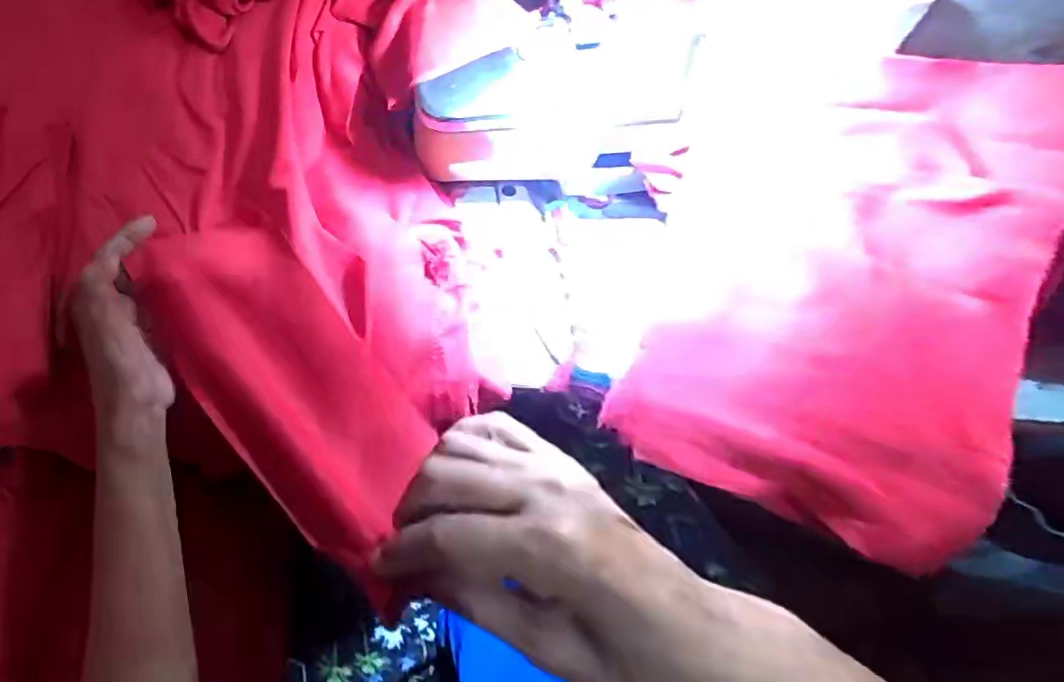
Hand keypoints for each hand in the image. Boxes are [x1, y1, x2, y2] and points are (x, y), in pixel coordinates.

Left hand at [67, 216, 173, 446]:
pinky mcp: (140, 332)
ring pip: (132, 280)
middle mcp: (101, 304)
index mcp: (89, 298)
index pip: (105, 256)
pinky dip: (155, 283)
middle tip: (157, 227)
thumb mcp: (103, 315)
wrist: (136, 404)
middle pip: (117, 265)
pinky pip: (146, 297)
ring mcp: (121, 319)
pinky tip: (170, 278)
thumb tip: (107, 254)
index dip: (125, 236)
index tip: (151, 221)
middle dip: (133, 245)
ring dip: (144, 262)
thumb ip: (100, 282)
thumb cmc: (118, 358)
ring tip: (165, 244)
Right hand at [372, 413, 686, 681]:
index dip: (404, 551)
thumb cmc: (634, 660)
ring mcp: (553, 465)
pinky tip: (453, 466)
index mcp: (551, 548)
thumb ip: (475, 606)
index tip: (378, 566)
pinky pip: (490, 424)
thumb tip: (410, 577)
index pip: (449, 536)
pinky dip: (460, 438)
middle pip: (442, 478)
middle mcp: (545, 490)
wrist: (704, 634)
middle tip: (402, 541)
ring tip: (425, 511)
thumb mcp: (554, 653)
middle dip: (409, 510)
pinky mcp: (558, 456)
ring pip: (456, 445)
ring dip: (427, 476)